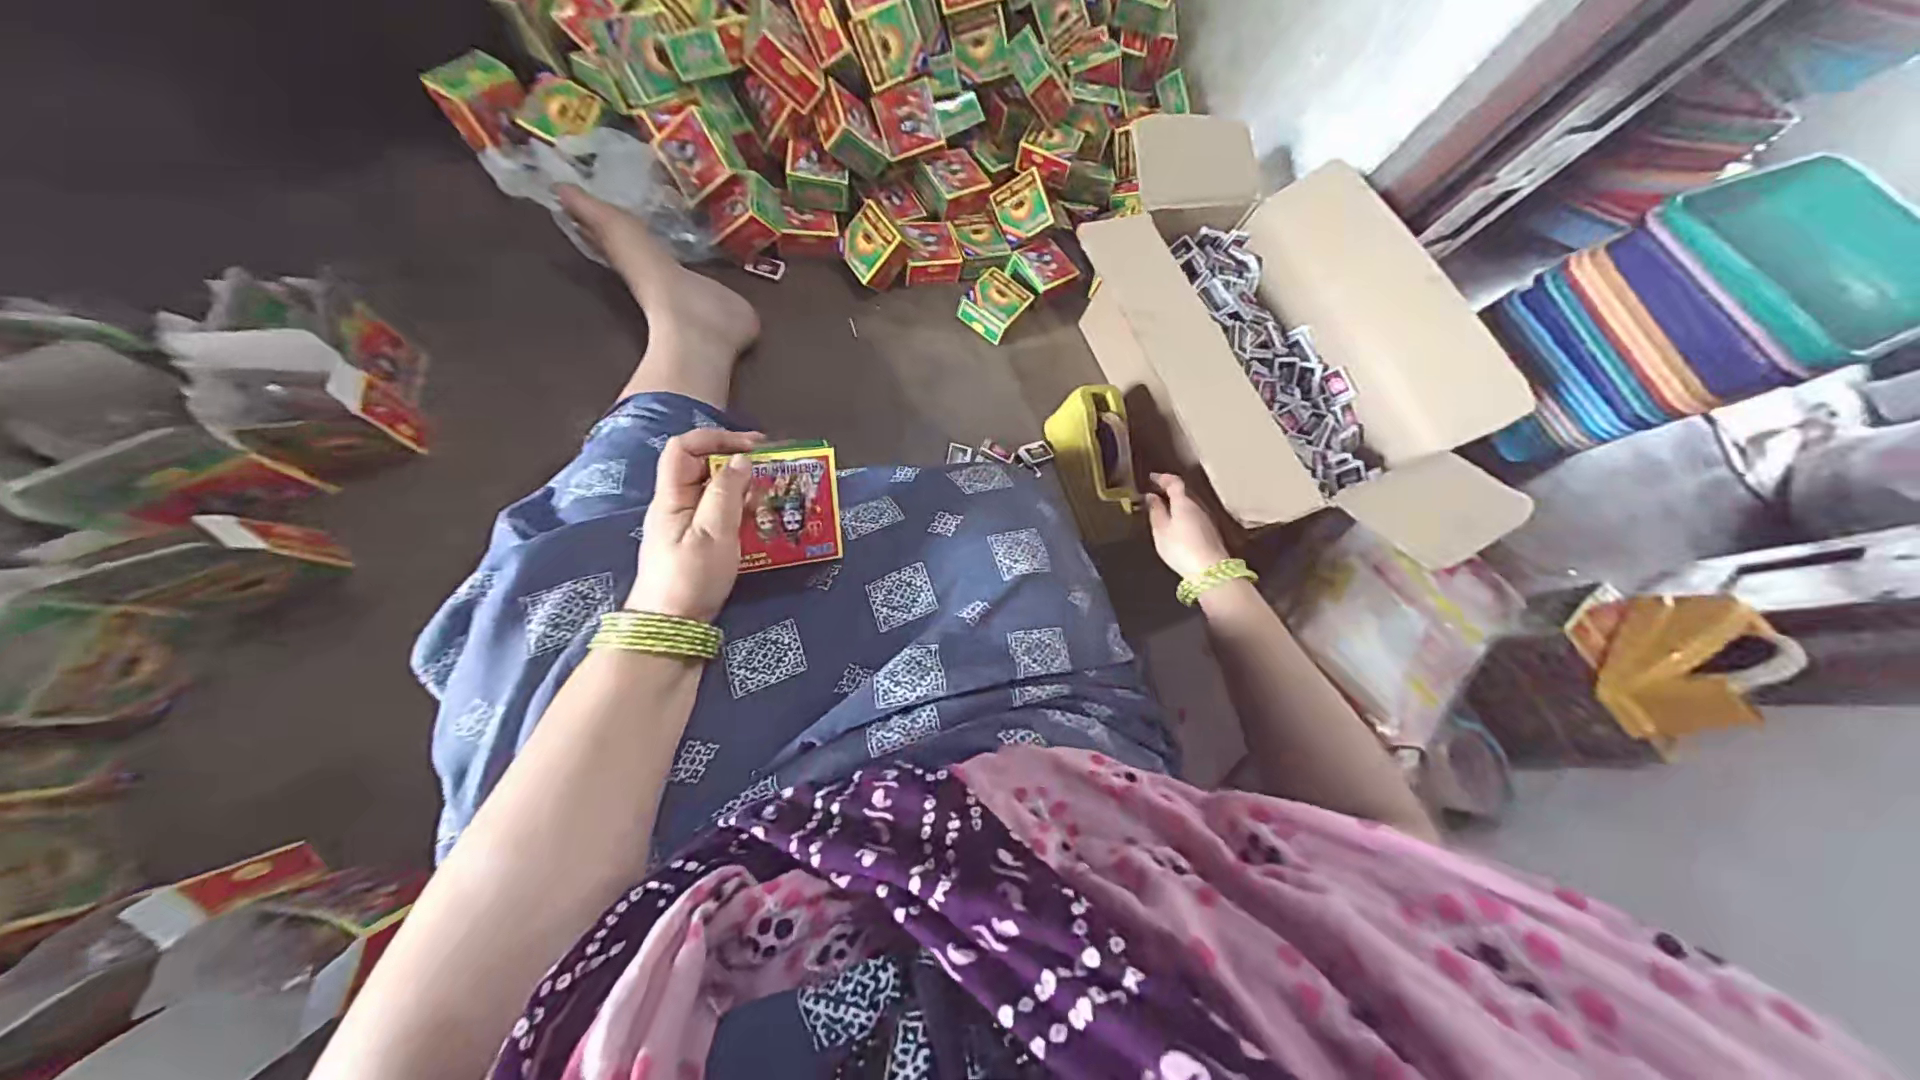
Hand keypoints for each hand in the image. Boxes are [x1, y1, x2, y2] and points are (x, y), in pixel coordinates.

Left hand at [627, 429, 764, 621]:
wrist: (671, 626)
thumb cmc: (690, 577)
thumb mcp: (713, 532)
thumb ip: (727, 492)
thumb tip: (742, 459)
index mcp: (672, 497)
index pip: (684, 448)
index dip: (716, 438)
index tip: (753, 447)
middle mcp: (677, 505)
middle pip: (703, 467)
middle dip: (737, 462)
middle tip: (771, 468)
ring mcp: (687, 525)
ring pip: (715, 492)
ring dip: (743, 487)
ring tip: (772, 493)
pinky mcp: (698, 543)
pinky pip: (720, 514)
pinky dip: (741, 510)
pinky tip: (761, 519)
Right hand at [1144, 472, 1232, 578]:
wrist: (1210, 570)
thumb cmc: (1181, 549)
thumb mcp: (1161, 530)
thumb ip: (1155, 511)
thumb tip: (1151, 497)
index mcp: (1183, 502)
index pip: (1174, 482)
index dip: (1162, 478)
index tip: (1152, 478)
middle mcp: (1198, 506)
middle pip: (1183, 492)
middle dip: (1169, 489)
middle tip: (1155, 491)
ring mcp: (1206, 518)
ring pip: (1189, 503)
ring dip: (1176, 502)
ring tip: (1162, 507)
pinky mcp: (1210, 531)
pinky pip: (1194, 515)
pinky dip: (1183, 513)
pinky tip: (1176, 523)